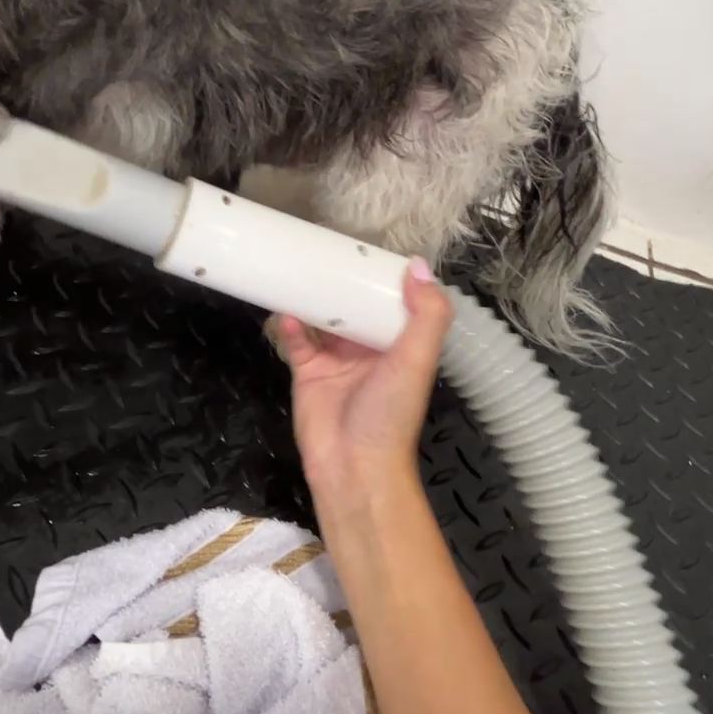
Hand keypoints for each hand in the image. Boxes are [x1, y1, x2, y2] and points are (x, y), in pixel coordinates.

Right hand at [277, 260, 454, 511]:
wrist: (354, 466)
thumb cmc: (391, 412)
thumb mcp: (417, 361)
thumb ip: (426, 315)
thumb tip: (417, 265)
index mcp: (399, 344)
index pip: (392, 302)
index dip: (382, 277)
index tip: (366, 247)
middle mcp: (368, 350)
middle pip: (354, 307)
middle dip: (341, 282)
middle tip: (323, 248)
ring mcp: (336, 361)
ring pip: (322, 319)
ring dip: (313, 298)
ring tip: (298, 271)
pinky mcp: (307, 373)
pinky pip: (298, 341)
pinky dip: (291, 325)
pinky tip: (286, 311)